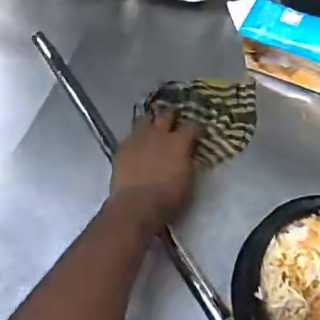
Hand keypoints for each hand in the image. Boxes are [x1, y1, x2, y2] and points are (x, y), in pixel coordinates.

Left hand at [105, 108, 198, 234]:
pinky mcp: (122, 147)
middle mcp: (159, 134)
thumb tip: (187, 156)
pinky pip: (129, 135)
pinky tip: (135, 143)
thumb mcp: (188, 182)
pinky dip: (135, 137)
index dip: (196, 127)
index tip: (198, 131)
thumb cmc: (168, 198)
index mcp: (179, 142)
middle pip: (166, 114)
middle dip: (172, 114)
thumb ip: (188, 163)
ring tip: (152, 124)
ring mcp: (138, 138)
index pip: (192, 126)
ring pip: (145, 119)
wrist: (136, 205)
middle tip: (174, 115)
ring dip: (150, 121)